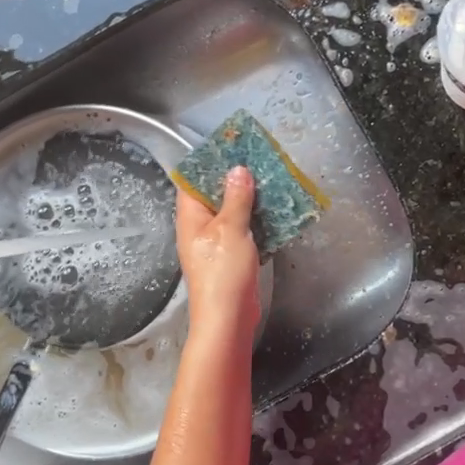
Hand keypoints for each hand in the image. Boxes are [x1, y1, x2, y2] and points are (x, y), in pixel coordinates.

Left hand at [175, 167, 261, 343]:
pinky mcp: (231, 256)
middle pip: (213, 194)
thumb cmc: (223, 272)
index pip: (192, 180)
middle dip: (234, 178)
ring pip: (231, 212)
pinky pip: (243, 229)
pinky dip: (256, 219)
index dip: (208, 162)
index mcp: (190, 218)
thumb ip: (235, 198)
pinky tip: (275, 210)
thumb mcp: (231, 229)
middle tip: (257, 160)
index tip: (230, 146)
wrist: (229, 318)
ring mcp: (215, 243)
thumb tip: (237, 169)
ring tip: (270, 179)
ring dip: (248, 198)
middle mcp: (199, 227)